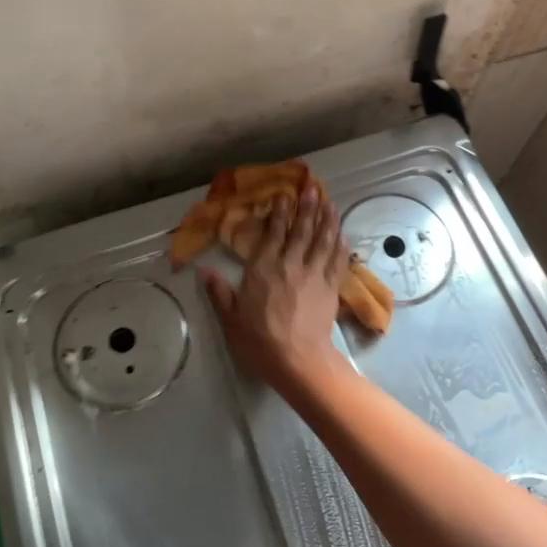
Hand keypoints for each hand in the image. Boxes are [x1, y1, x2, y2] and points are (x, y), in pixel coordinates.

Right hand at [200, 184, 350, 398]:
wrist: (296, 359)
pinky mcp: (330, 288)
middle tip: (313, 186)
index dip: (279, 211)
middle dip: (307, 206)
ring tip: (331, 202)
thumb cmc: (259, 341)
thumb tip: (203, 271)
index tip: (284, 194)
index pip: (273, 233)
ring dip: (327, 219)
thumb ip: (219, 292)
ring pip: (322, 240)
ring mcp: (313, 274)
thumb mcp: (230, 318)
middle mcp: (290, 264)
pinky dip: (340, 245)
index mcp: (263, 268)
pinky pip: (337, 261)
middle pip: (301, 229)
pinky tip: (342, 234)